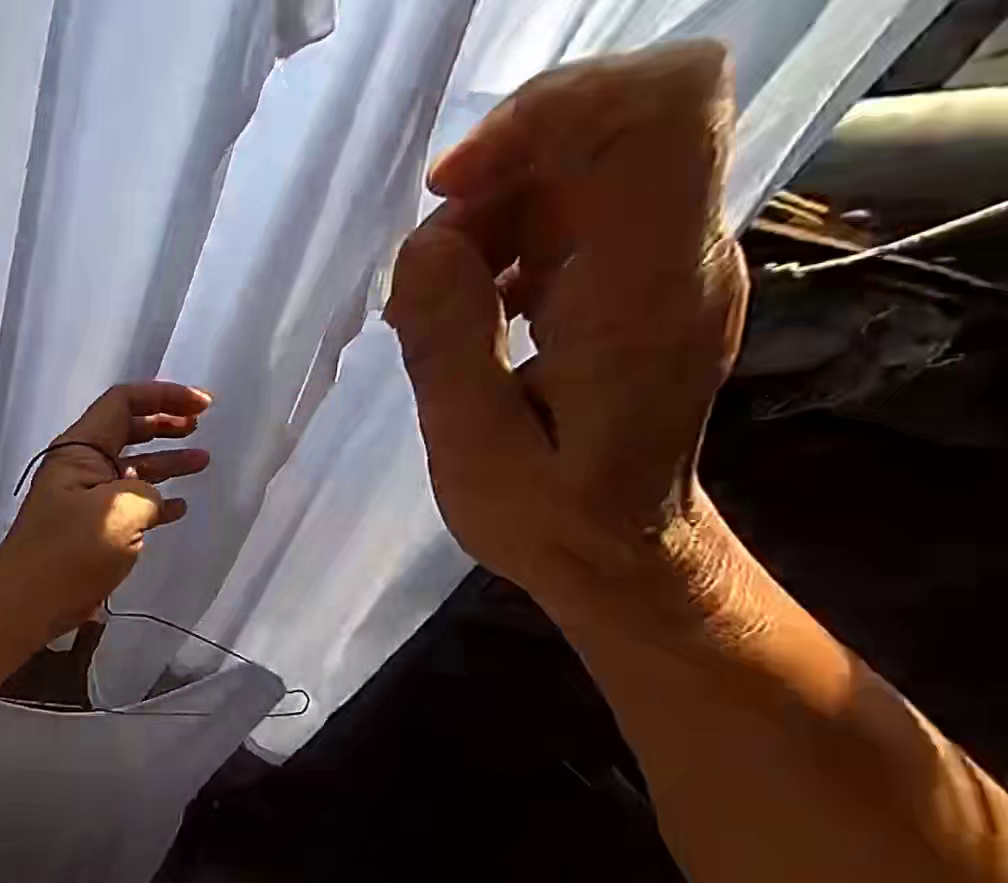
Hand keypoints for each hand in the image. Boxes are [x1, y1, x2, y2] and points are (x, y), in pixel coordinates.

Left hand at [0, 382, 213, 642]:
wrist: (25, 605)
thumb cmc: (69, 553)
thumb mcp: (120, 513)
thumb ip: (148, 493)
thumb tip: (156, 499)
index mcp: (80, 449)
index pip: (122, 402)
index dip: (164, 396)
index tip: (203, 405)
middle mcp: (81, 467)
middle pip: (127, 430)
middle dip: (164, 423)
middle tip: (200, 425)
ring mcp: (85, 499)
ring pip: (132, 468)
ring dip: (167, 461)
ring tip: (202, 461)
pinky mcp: (91, 529)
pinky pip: (130, 504)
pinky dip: (156, 501)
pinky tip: (180, 507)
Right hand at [385, 41, 748, 620]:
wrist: (619, 552)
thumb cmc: (547, 518)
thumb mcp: (473, 451)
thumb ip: (448, 343)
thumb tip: (423, 243)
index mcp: (645, 297)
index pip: (655, 113)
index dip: (546, 115)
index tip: (451, 189)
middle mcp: (676, 258)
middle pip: (616, 119)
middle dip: (503, 168)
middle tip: (432, 260)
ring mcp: (664, 263)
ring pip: (585, 162)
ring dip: (494, 211)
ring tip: (438, 303)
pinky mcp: (639, 278)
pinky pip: (576, 208)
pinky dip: (508, 234)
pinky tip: (473, 306)